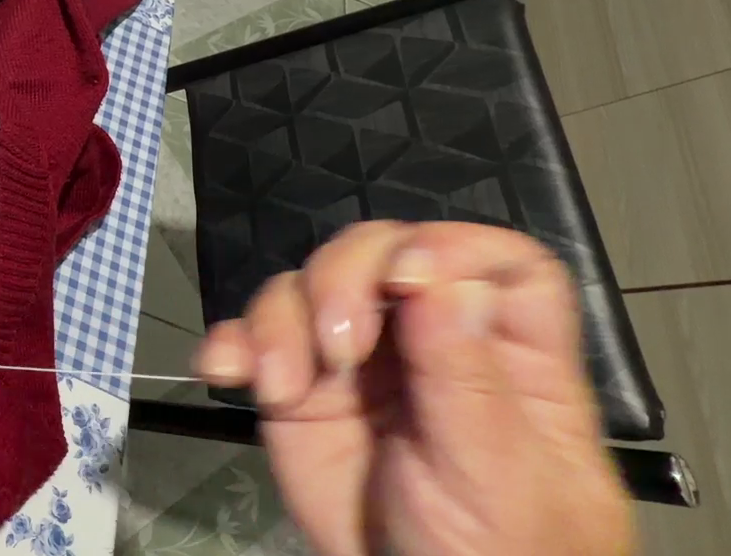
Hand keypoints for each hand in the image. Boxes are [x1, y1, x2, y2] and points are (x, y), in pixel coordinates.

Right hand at [194, 222, 632, 555]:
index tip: (408, 279)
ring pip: (302, 286)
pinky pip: (248, 334)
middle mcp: (422, 338)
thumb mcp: (495, 481)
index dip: (452, 249)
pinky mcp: (292, 381)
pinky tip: (225, 372)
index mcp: (505, 356)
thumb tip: (449, 284)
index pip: (494, 264)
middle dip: (341, 280)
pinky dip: (230, 343)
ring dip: (278, 324)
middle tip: (334, 342)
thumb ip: (468, 384)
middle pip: (378, 253)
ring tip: (282, 387)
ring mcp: (350, 357)